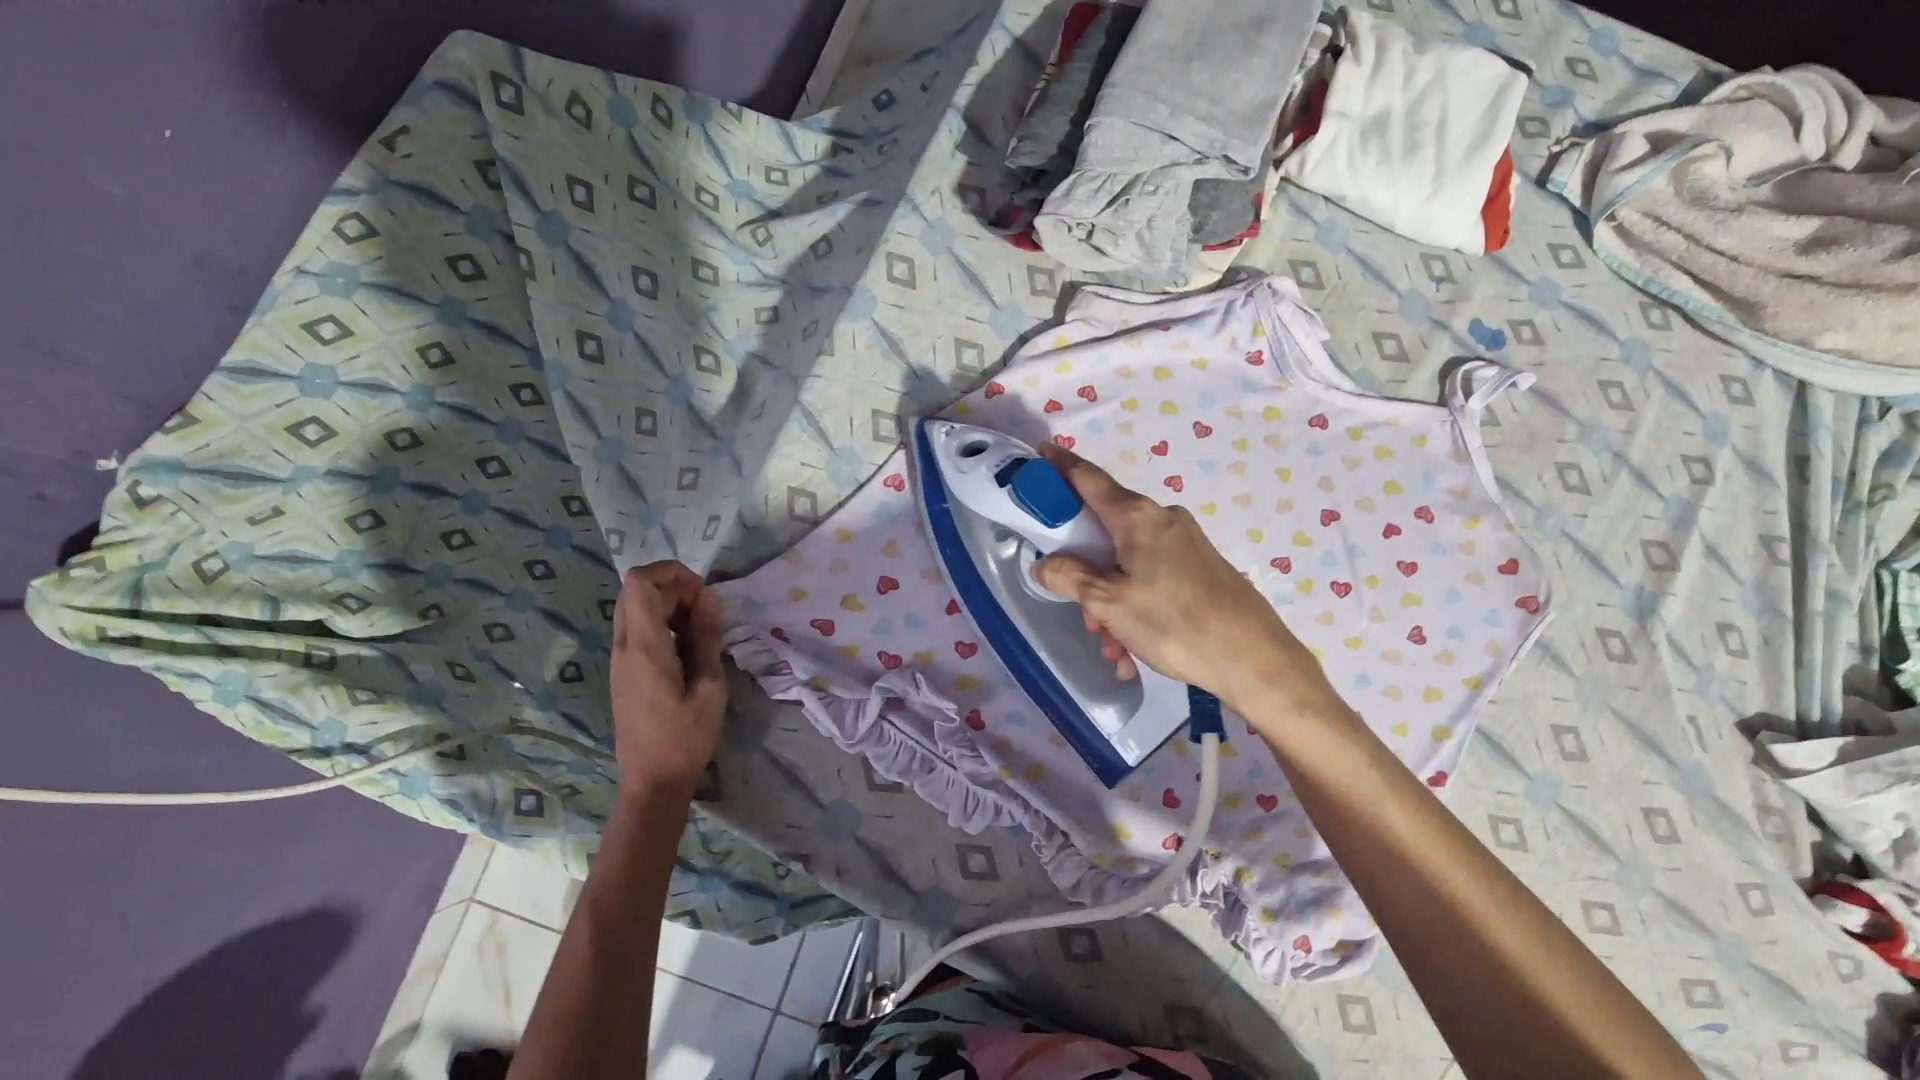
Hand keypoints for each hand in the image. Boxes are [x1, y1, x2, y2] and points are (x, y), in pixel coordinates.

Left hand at [609, 561, 726, 793]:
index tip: (703, 596)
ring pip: (634, 607)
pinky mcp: (623, 670)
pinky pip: (636, 628)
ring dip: (667, 604)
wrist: (652, 781)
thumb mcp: (710, 687)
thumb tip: (708, 600)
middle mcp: (623, 646)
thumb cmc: (686, 738)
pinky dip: (661, 622)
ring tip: (700, 629)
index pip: (640, 581)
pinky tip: (686, 647)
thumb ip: (707, 638)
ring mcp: (619, 658)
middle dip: (673, 586)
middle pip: (635, 589)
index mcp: (644, 647)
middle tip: (705, 612)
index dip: (673, 574)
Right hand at [1032, 445, 1345, 721]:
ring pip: (1126, 564)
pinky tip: (1133, 654)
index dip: (1059, 466)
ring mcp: (1184, 544)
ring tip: (1113, 649)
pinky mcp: (1199, 569)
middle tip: (1076, 609)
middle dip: (1083, 571)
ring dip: (1109, 603)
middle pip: (1104, 530)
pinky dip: (1134, 610)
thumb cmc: (1174, 624)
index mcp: (1137, 516)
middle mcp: (1162, 520)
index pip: (1088, 478)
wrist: (1253, 660)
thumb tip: (1046, 564)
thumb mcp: (1109, 603)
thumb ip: (1070, 577)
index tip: (1037, 453)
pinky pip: (1151, 581)